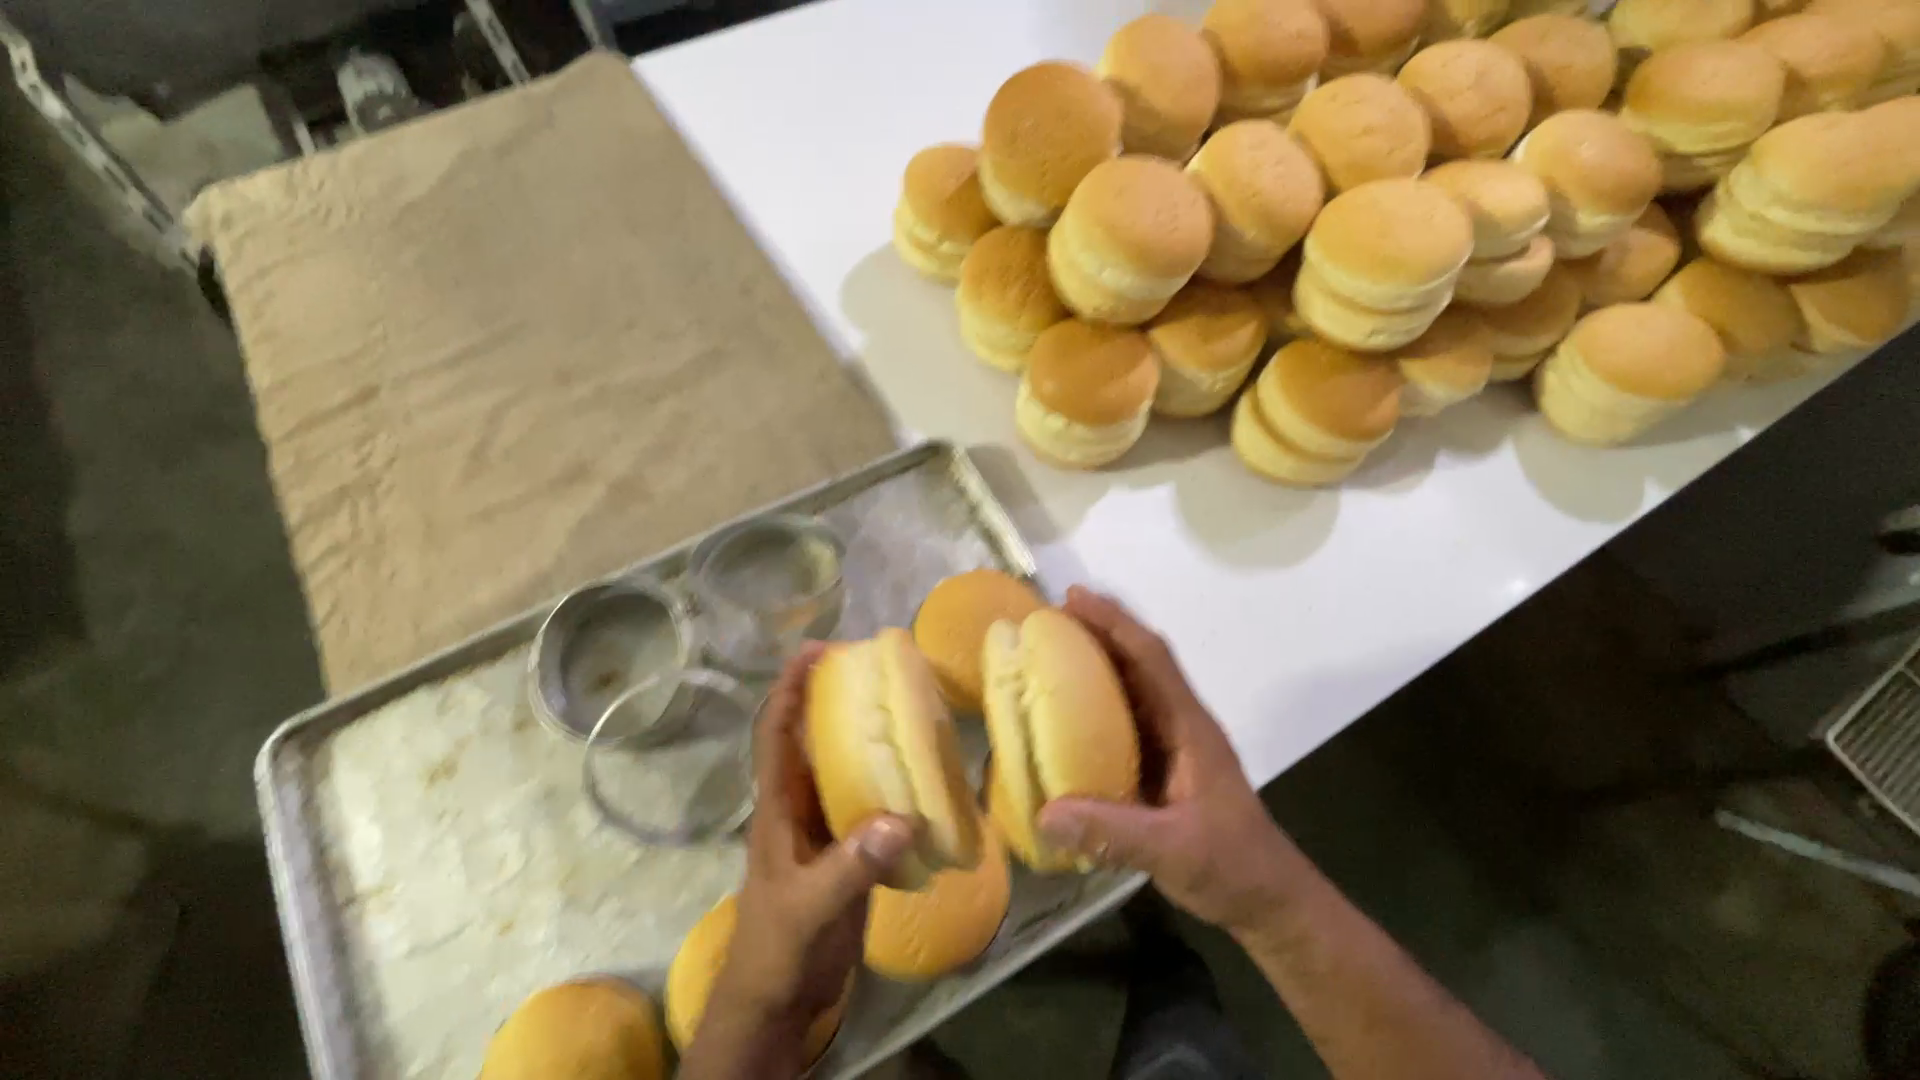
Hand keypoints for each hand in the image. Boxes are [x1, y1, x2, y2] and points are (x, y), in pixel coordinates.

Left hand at [705, 643, 914, 1032]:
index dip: (790, 689)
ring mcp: (824, 831)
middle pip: (813, 740)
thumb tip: (901, 819)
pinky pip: (870, 807)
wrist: (780, 1002)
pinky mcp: (849, 855)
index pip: (775, 733)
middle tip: (877, 670)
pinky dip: (893, 788)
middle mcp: (800, 808)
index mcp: (778, 808)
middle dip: (835, 700)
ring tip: (908, 710)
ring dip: (867, 740)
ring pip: (843, 770)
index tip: (816, 650)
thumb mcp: (810, 907)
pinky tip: (925, 780)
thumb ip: (852, 866)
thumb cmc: (779, 948)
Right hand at [1038, 587, 1306, 936]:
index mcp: (1189, 727)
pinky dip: (1094, 704)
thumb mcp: (1173, 851)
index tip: (1075, 598)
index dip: (1115, 623)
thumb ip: (1113, 833)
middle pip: (1139, 661)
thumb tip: (1045, 815)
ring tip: (1047, 652)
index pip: (1152, 658)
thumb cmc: (1232, 866)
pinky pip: (1123, 721)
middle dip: (1099, 631)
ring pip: (1132, 688)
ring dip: (1095, 663)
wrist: (1268, 898)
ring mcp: (1172, 745)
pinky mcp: (1161, 767)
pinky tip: (1062, 716)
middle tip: (1047, 617)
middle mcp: (1179, 725)